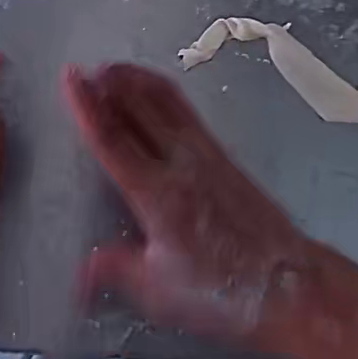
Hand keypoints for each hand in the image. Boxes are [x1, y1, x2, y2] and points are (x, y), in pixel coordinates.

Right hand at [64, 63, 357, 358]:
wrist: (286, 280)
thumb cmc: (222, 290)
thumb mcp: (160, 291)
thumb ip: (117, 269)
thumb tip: (81, 269)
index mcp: (159, 194)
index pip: (114, 139)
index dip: (87, 106)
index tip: (71, 78)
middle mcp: (181, 161)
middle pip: (138, 107)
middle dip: (108, 82)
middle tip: (84, 68)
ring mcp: (203, 150)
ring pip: (164, 99)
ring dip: (135, 78)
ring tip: (112, 67)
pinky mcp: (219, 149)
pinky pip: (184, 107)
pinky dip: (161, 88)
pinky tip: (153, 88)